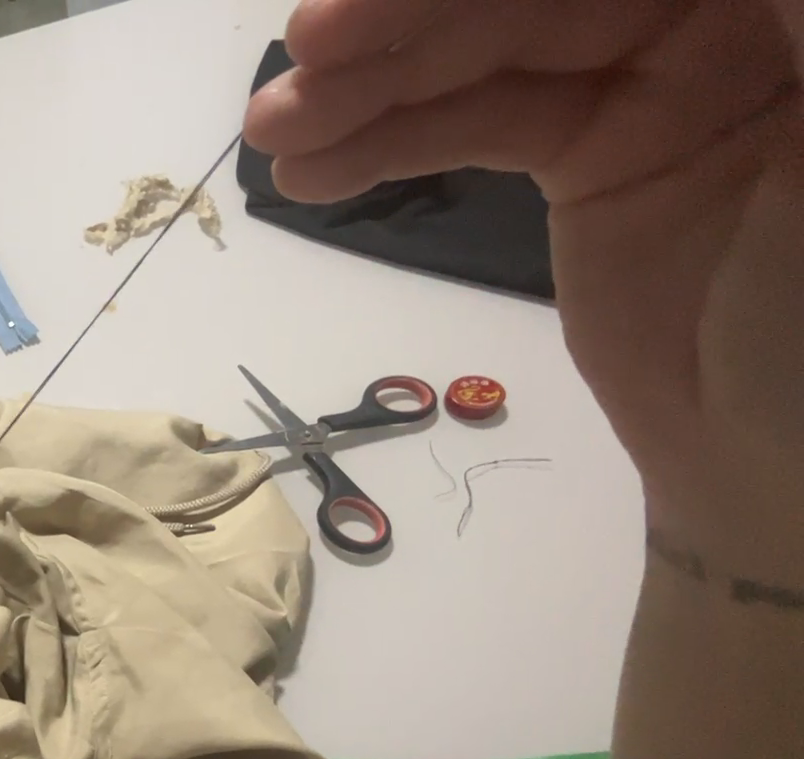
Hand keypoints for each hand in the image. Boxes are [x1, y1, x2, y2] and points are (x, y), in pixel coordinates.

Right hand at [245, 0, 803, 572]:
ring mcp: (662, 71)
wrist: (774, 447)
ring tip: (272, 130)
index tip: (373, 9)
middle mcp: (741, 4)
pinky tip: (310, 174)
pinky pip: (476, 126)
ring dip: (372, 92)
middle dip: (415, 24)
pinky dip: (388, 149)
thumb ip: (747, 25)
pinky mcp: (588, 145)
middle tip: (303, 57)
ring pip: (494, 55)